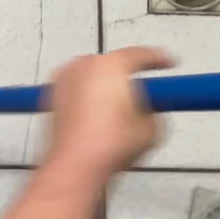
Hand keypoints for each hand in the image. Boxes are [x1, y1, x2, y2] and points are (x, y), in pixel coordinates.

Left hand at [43, 47, 175, 177]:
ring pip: (90, 74)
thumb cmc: (114, 144)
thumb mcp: (151, 128)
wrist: (75, 164)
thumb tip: (144, 109)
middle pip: (111, 63)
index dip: (158, 59)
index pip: (140, 54)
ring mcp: (64, 77)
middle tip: (138, 93)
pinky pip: (75, 87)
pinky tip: (93, 114)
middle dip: (125, 75)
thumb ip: (151, 109)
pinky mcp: (50, 94)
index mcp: (112, 65)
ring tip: (114, 108)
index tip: (169, 63)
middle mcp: (85, 63)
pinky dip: (85, 95)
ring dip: (103, 84)